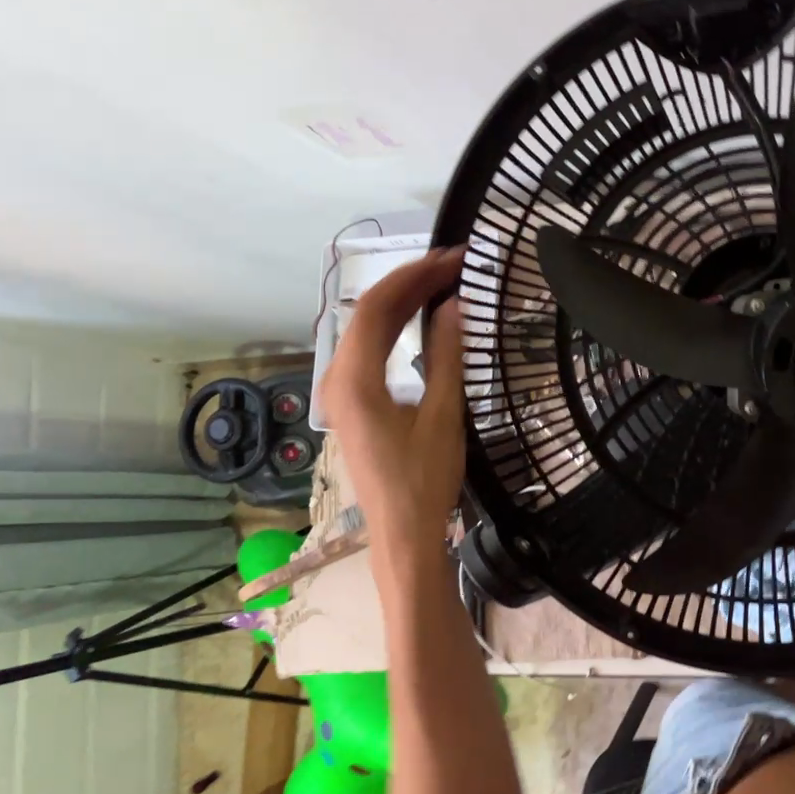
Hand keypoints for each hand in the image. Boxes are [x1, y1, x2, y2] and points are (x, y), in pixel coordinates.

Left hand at [319, 248, 468, 543]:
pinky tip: (421, 320)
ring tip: (444, 282)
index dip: (417, 275)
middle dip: (412, 282)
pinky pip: (371, 350)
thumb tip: (455, 306)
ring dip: (404, 302)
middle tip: (457, 264)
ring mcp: (342, 392)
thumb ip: (446, 357)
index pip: (379, 307)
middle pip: (370, 314)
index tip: (456, 258)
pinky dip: (398, 327)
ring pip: (368, 330)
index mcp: (353, 379)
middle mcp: (338, 379)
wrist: (403, 535)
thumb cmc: (423, 480)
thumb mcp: (442, 417)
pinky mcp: (354, 405)